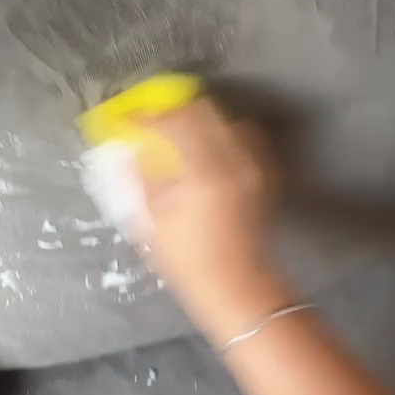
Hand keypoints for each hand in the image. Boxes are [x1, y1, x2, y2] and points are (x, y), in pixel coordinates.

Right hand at [136, 99, 294, 334]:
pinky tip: (208, 154)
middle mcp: (232, 162)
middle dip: (175, 112)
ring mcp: (252, 167)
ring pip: (226, 121)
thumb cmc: (187, 260)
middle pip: (203, 110)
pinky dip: (223, 138)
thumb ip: (142, 176)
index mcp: (201, 173)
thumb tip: (132, 148)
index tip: (132, 119)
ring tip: (183, 138)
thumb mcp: (152, 220)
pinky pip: (244, 140)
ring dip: (201, 122)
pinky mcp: (263, 176)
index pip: (173, 121)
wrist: (233, 285)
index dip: (147, 116)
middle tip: (156, 124)